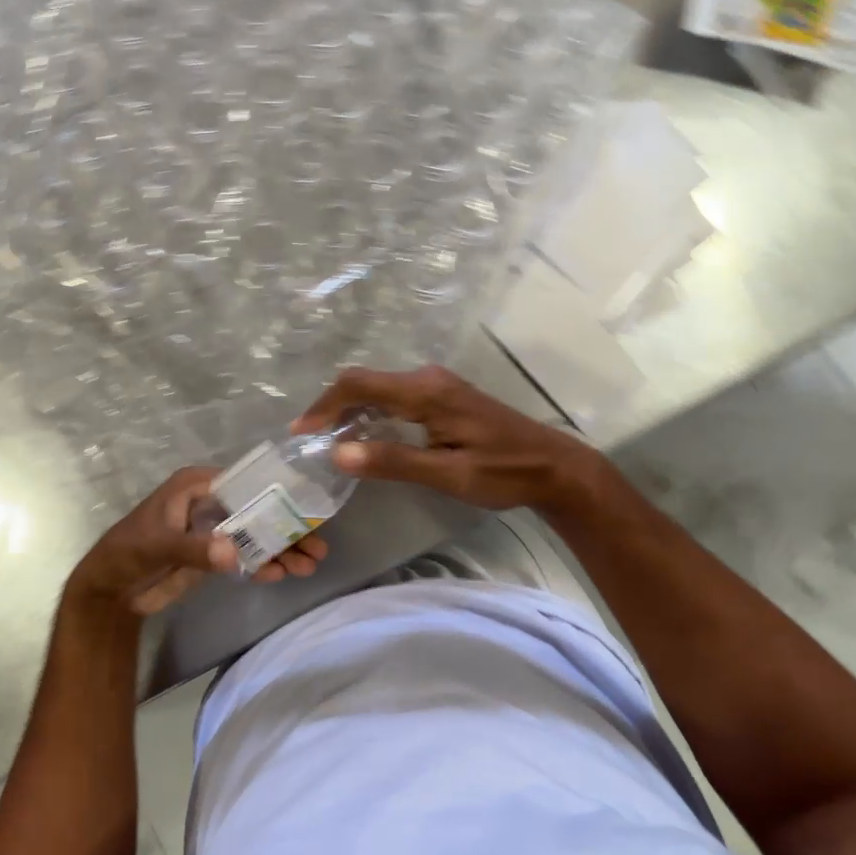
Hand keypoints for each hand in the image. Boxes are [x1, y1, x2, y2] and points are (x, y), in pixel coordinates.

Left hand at [64, 467, 329, 616]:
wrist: (110, 591)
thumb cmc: (126, 553)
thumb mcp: (158, 546)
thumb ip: (194, 549)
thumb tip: (232, 554)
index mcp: (196, 486)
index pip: (244, 482)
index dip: (276, 492)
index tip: (308, 506)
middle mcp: (209, 503)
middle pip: (257, 511)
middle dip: (286, 528)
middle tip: (318, 546)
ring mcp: (212, 531)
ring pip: (255, 536)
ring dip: (281, 550)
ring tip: (308, 565)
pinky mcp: (212, 556)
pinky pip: (245, 557)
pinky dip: (263, 565)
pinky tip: (282, 574)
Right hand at [292, 365, 614, 512]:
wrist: (554, 467)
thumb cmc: (503, 473)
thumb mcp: (447, 474)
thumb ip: (393, 462)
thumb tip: (338, 453)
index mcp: (426, 393)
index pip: (359, 385)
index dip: (324, 405)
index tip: (301, 432)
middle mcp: (428, 379)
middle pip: (365, 383)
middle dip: (332, 408)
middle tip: (309, 440)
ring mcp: (438, 385)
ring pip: (379, 388)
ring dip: (350, 410)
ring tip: (329, 441)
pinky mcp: (444, 396)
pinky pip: (394, 396)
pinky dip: (371, 413)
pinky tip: (365, 437)